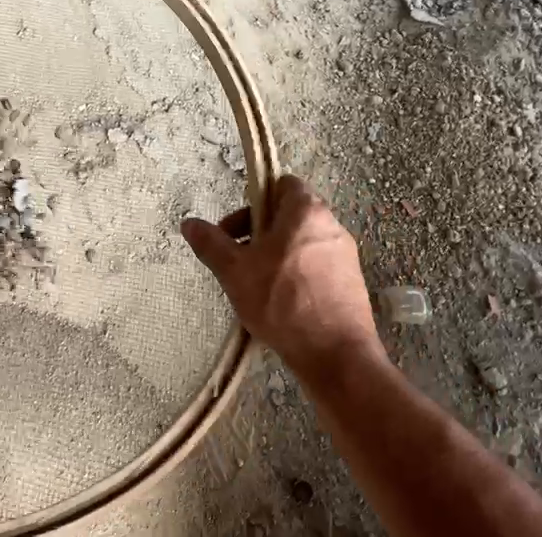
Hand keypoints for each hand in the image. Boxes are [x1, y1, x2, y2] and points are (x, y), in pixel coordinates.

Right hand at [180, 176, 381, 376]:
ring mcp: (346, 257)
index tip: (236, 226)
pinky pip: (316, 266)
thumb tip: (189, 223)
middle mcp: (331, 226)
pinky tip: (278, 303)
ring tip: (254, 284)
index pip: (282, 184)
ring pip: (301, 243)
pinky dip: (295, 274)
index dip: (256, 198)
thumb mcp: (234, 271)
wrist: (336, 357)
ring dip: (275, 254)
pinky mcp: (352, 285)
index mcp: (306, 212)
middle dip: (258, 231)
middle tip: (237, 257)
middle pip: (289, 214)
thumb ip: (210, 243)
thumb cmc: (282, 302)